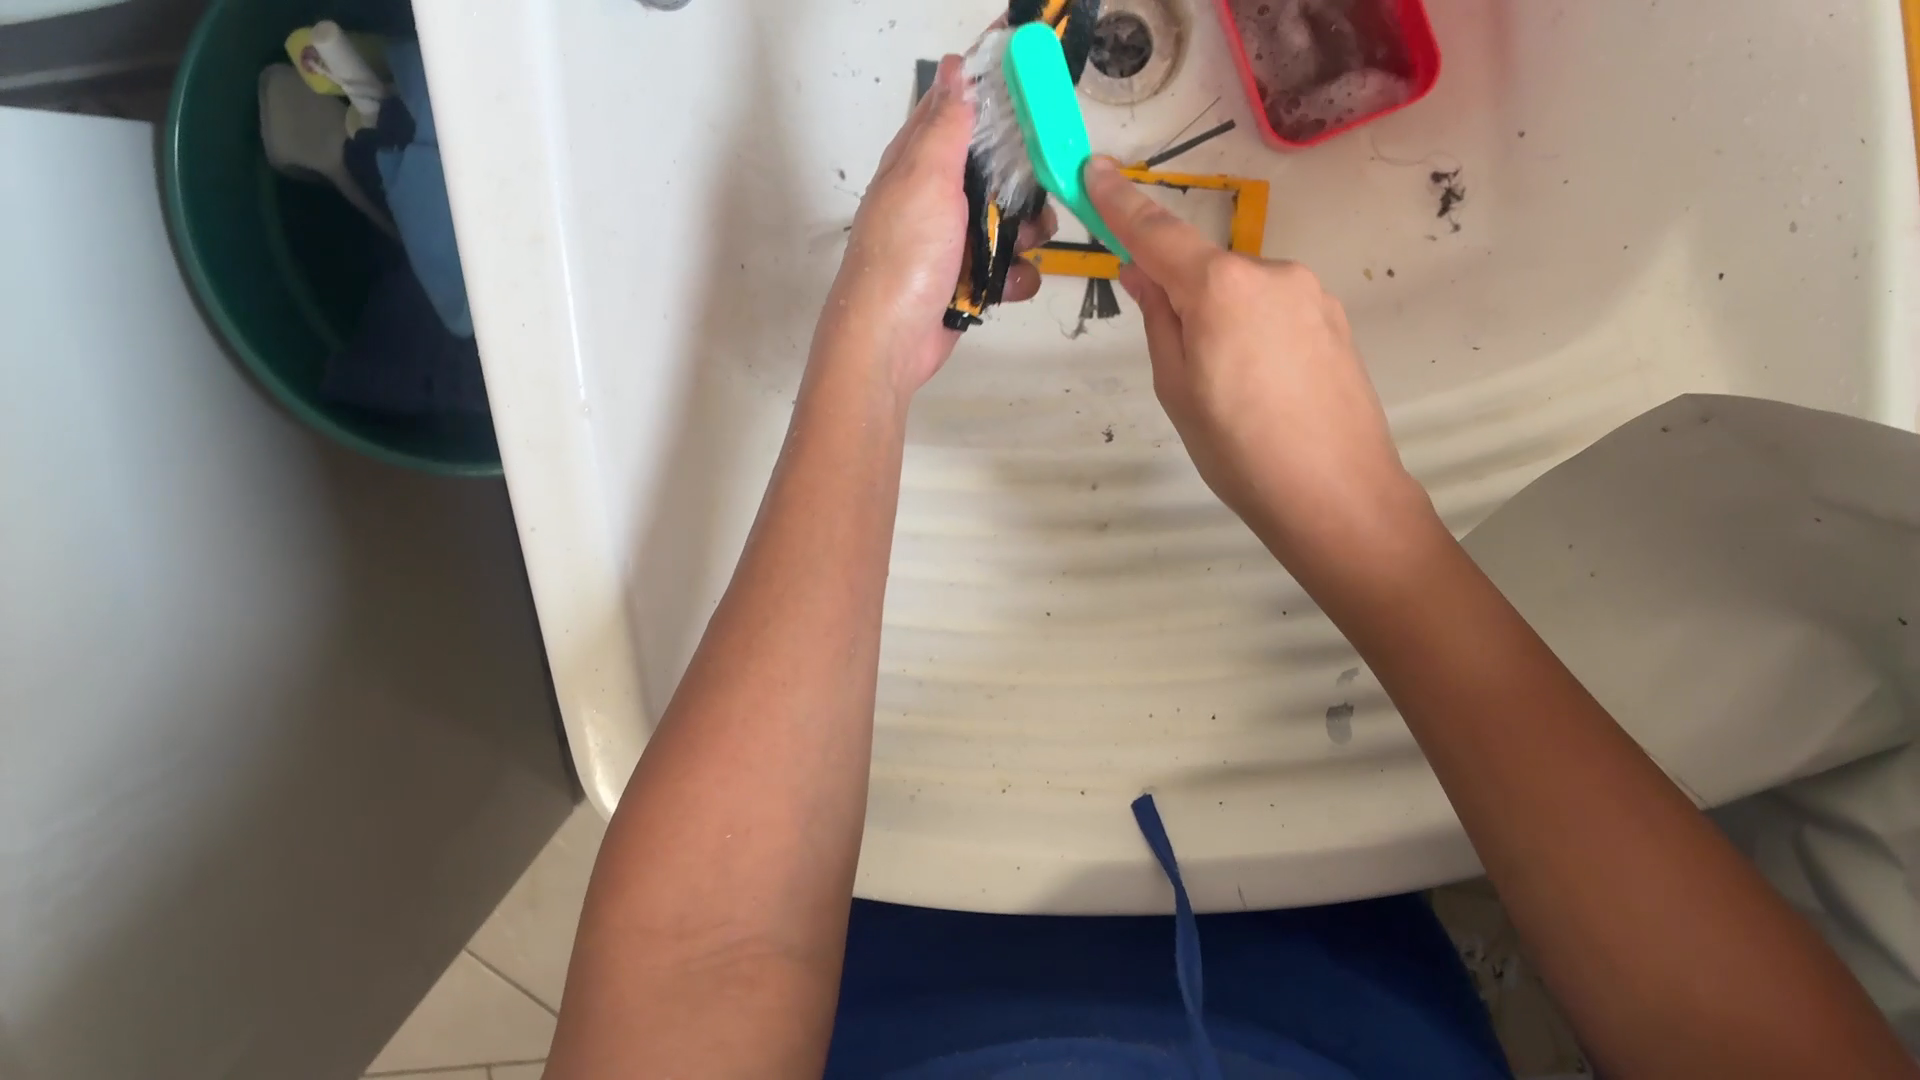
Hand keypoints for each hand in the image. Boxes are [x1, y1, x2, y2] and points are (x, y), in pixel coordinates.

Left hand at [815, 55, 1053, 398]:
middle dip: (1025, 180)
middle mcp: (937, 199)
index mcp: (918, 163)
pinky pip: (1009, 270)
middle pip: (997, 171)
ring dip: (1029, 234)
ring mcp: (953, 244)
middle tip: (1039, 188)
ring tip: (1026, 245)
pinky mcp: (968, 283)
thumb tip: (955, 68)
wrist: (890, 342)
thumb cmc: (904, 255)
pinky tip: (1009, 285)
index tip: (1035, 88)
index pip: (957, 110)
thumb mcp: (924, 177)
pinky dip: (1016, 277)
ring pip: (1011, 223)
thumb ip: (946, 125)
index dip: (994, 94)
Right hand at [1083, 157, 1435, 570]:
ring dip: (1222, 323)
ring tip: (1233, 394)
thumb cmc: (1237, 451)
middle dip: (1182, 300)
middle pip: (1204, 270)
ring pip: (1241, 293)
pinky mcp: (1334, 317)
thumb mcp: (1175, 389)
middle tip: (1184, 370)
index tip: (1092, 170)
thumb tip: (1142, 272)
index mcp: (1220, 288)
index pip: (1157, 233)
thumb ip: (1157, 320)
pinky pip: (1273, 311)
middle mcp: (1270, 272)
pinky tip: (1265, 389)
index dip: (1120, 203)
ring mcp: (1310, 293)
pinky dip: (1254, 335)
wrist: (1336, 494)